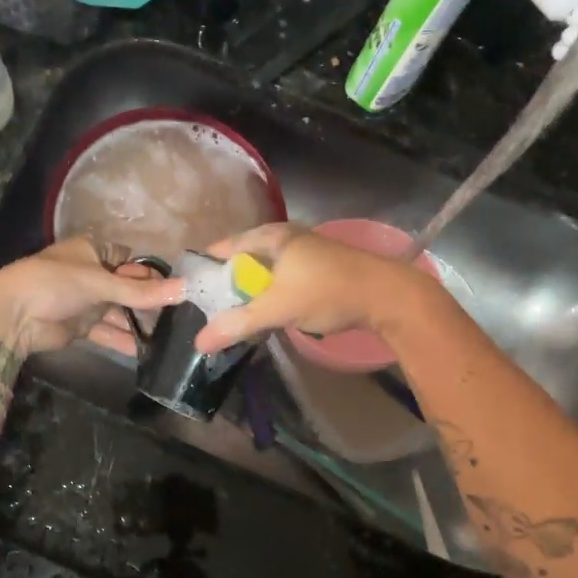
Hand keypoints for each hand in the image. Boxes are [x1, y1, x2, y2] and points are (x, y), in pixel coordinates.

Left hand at [0, 238, 183, 356]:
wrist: (11, 316)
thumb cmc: (53, 283)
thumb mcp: (99, 283)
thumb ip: (141, 291)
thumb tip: (184, 289)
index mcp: (94, 251)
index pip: (133, 261)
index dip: (155, 275)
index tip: (182, 290)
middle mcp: (93, 274)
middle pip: (129, 288)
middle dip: (151, 303)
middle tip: (182, 317)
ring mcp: (87, 302)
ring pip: (120, 312)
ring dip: (140, 324)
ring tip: (171, 337)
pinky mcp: (82, 326)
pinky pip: (109, 332)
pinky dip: (124, 340)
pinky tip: (147, 351)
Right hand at [193, 223, 435, 353]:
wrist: (388, 296)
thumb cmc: (328, 292)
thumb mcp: (277, 308)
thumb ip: (237, 324)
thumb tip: (199, 342)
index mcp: (272, 236)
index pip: (225, 247)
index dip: (205, 268)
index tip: (189, 291)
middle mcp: (286, 238)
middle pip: (245, 260)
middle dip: (227, 284)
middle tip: (210, 308)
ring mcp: (305, 253)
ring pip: (265, 272)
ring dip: (250, 292)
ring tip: (235, 315)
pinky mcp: (320, 270)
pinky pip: (283, 281)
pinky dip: (270, 296)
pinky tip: (268, 314)